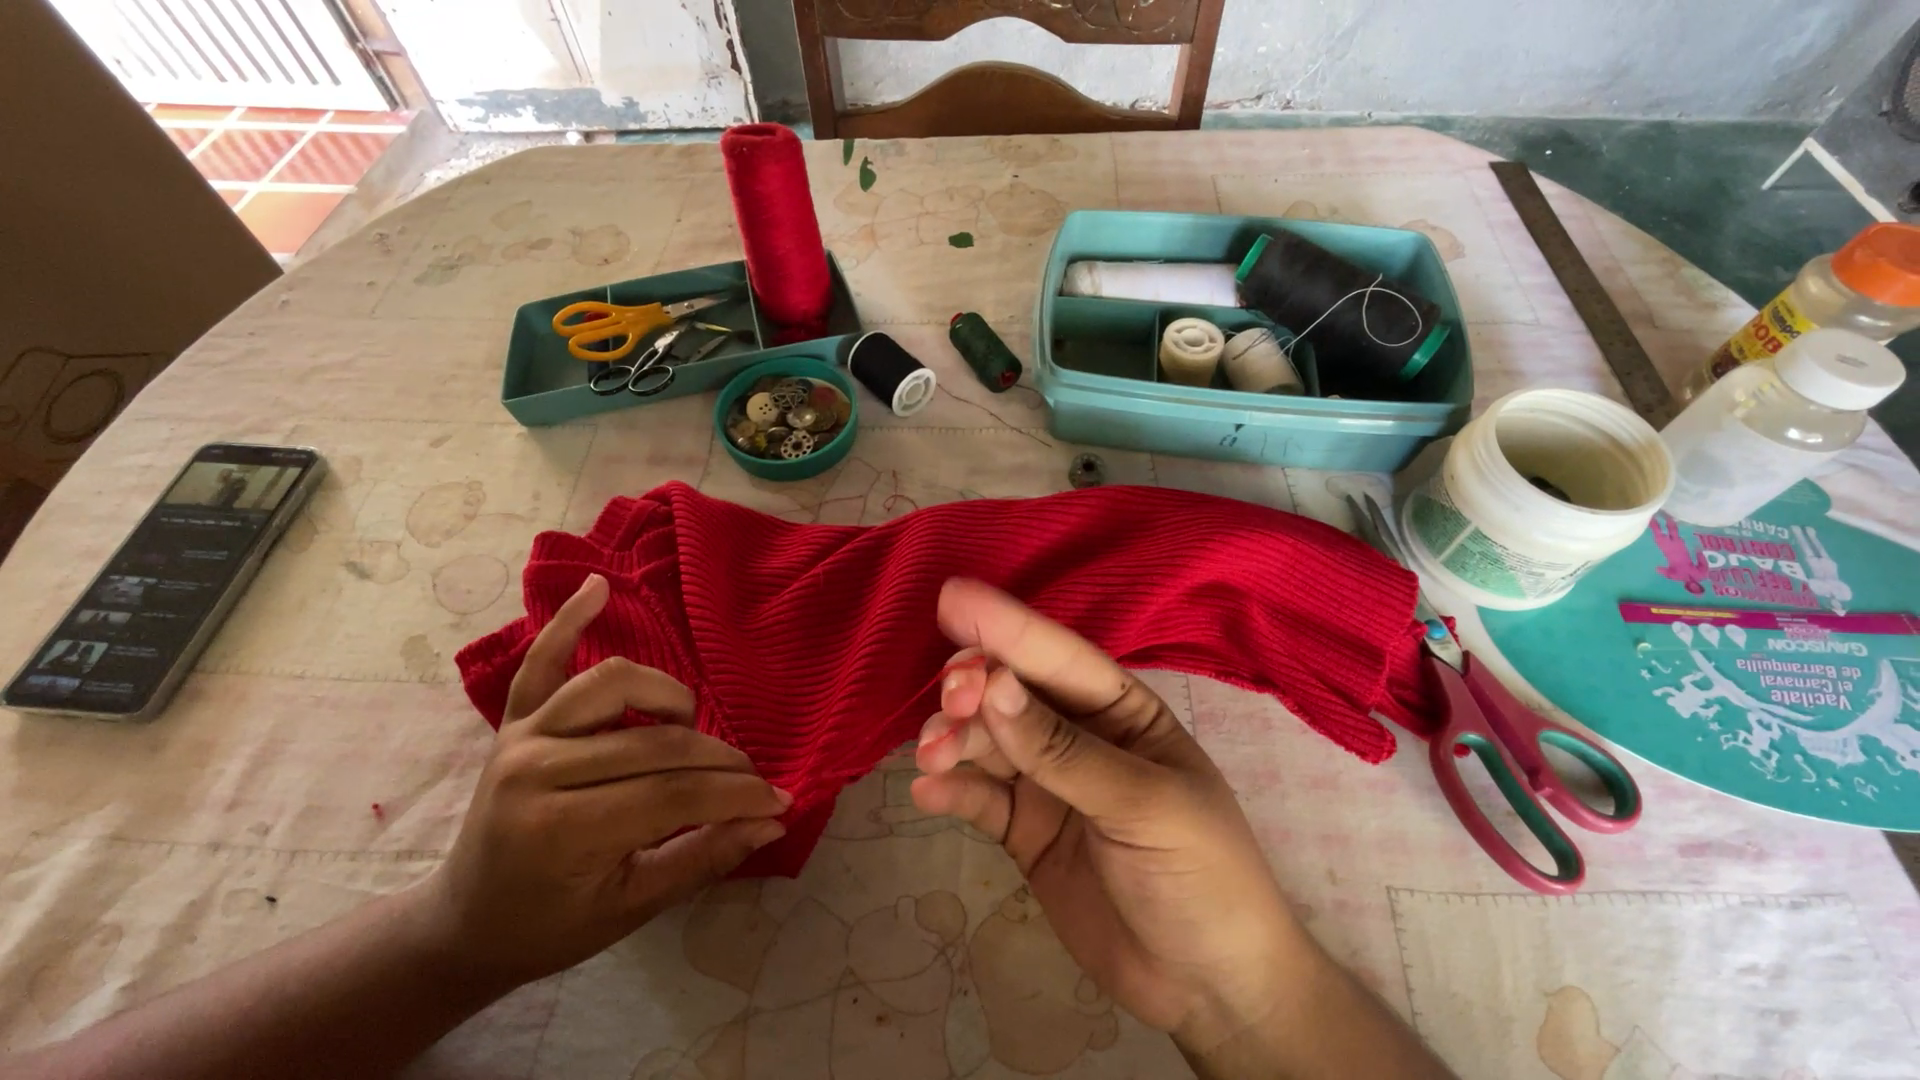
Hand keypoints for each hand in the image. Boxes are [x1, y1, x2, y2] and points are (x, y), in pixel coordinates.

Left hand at [418, 574, 789, 984]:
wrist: (465, 924)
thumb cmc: (552, 927)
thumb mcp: (632, 908)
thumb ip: (704, 858)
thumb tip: (772, 821)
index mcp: (564, 828)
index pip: (675, 794)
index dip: (737, 795)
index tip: (781, 800)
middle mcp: (538, 770)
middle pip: (657, 744)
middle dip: (722, 761)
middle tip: (753, 781)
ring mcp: (521, 737)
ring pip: (613, 684)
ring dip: (667, 698)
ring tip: (688, 728)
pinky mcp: (512, 721)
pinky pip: (541, 660)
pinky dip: (568, 622)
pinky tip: (599, 587)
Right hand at [911, 579, 1305, 1055]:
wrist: (1210, 986)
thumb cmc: (1202, 875)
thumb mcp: (1143, 805)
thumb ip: (1065, 751)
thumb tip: (995, 686)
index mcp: (1124, 712)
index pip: (1059, 658)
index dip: (1007, 626)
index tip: (951, 598)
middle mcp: (1081, 737)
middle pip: (1013, 695)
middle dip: (975, 688)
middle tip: (950, 700)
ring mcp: (1049, 786)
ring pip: (987, 743)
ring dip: (954, 739)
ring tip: (930, 756)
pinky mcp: (1025, 833)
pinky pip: (979, 799)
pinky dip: (952, 790)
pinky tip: (927, 793)